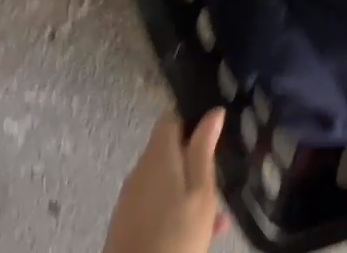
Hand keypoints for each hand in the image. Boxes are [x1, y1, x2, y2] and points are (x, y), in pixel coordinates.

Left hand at [103, 111, 226, 252]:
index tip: (214, 124)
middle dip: (194, 157)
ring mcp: (130, 197)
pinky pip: (155, 201)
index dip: (192, 115)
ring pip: (165, 178)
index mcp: (158, 156)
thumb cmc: (176, 235)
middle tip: (220, 175)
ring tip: (215, 212)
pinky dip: (175, 206)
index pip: (171, 116)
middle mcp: (139, 170)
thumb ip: (204, 150)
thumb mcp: (201, 192)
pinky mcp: (126, 221)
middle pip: (169, 149)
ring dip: (188, 186)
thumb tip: (212, 112)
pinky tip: (196, 228)